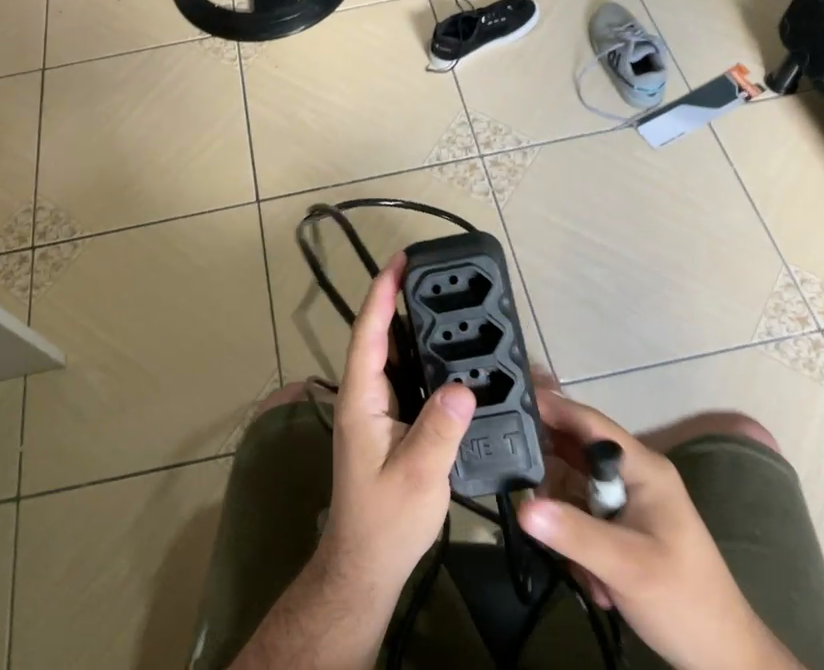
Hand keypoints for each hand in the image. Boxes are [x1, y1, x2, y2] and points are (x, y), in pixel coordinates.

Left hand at [316, 253, 477, 597]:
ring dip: (413, 329)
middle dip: (400, 302)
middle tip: (434, 274)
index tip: (400, 261)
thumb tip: (462, 386)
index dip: (381, 294)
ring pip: (394, 358)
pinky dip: (424, 360)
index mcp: (361, 401)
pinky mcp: (391, 425)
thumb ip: (439, 430)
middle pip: (379, 338)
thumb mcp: (417, 476)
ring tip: (446, 304)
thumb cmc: (385, 520)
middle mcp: (365, 398)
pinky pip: (407, 380)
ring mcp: (376, 412)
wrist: (367, 563)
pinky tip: (449, 356)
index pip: (368, 334)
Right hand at [517, 388, 803, 669]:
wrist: (719, 653)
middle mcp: (632, 476)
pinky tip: (595, 583)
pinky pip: (580, 521)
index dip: (550, 409)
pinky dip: (577, 548)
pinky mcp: (620, 528)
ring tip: (580, 568)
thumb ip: (575, 533)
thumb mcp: (626, 565)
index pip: (589, 423)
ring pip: (572, 493)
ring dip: (567, 528)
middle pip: (573, 455)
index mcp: (643, 468)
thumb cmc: (681, 599)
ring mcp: (626, 502)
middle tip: (531, 508)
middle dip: (552, 486)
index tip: (506, 402)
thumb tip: (524, 506)